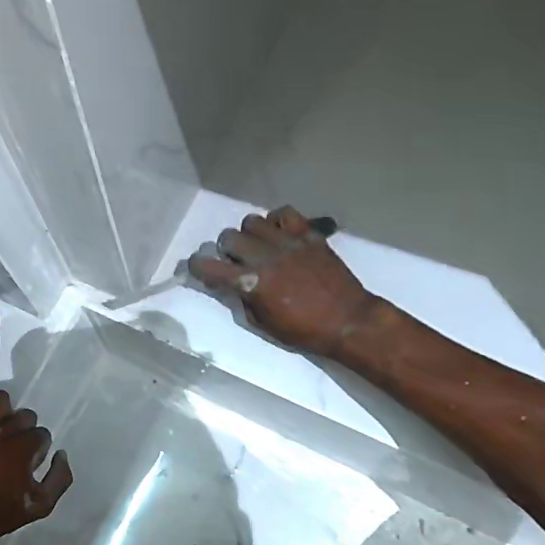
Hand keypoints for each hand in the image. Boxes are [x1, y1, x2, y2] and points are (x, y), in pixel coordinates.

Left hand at [0, 390, 72, 543]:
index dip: (40, 449)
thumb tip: (61, 455)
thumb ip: (59, 478)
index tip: (31, 461)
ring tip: (2, 428)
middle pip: (25, 416)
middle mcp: (3, 431)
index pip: (42, 434)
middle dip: (26, 430)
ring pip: (1, 401)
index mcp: (23, 447)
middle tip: (18, 447)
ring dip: (6, 412)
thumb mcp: (41, 505)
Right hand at [188, 206, 380, 356]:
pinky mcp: (308, 235)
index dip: (196, 266)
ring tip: (259, 247)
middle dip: (226, 250)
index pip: (209, 266)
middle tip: (236, 262)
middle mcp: (265, 257)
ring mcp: (288, 243)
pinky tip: (280, 236)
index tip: (198, 268)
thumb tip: (232, 285)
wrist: (349, 321)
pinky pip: (284, 213)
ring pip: (252, 221)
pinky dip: (276, 221)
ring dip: (250, 234)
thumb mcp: (263, 324)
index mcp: (252, 283)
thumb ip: (243, 300)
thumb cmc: (304, 331)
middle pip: (228, 237)